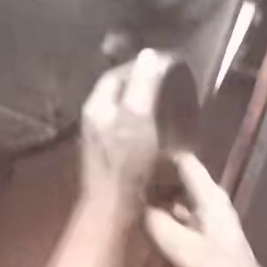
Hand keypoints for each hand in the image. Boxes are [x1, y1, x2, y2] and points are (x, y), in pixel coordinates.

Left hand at [79, 50, 171, 213]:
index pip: (117, 74)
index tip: (166, 65)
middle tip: (171, 86)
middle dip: (144, 85)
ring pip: (124, 113)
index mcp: (98, 106)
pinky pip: (129, 133)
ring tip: (171, 107)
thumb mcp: (138, 119)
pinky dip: (146, 127)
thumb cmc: (128, 165)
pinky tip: (163, 135)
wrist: (114, 212)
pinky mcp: (111, 160)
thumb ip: (144, 84)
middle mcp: (95, 120)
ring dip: (146, 107)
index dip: (141, 66)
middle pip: (120, 93)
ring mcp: (101, 142)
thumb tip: (152, 54)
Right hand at [145, 152, 266, 266]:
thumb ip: (156, 225)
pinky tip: (153, 230)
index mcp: (209, 196)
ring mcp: (213, 216)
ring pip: (182, 195)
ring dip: (160, 198)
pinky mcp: (210, 233)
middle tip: (129, 194)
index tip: (134, 172)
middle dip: (156, 180)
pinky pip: (185, 212)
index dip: (158, 162)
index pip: (183, 161)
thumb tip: (141, 210)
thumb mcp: (181, 251)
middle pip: (181, 175)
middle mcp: (212, 199)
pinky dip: (168, 214)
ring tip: (136, 210)